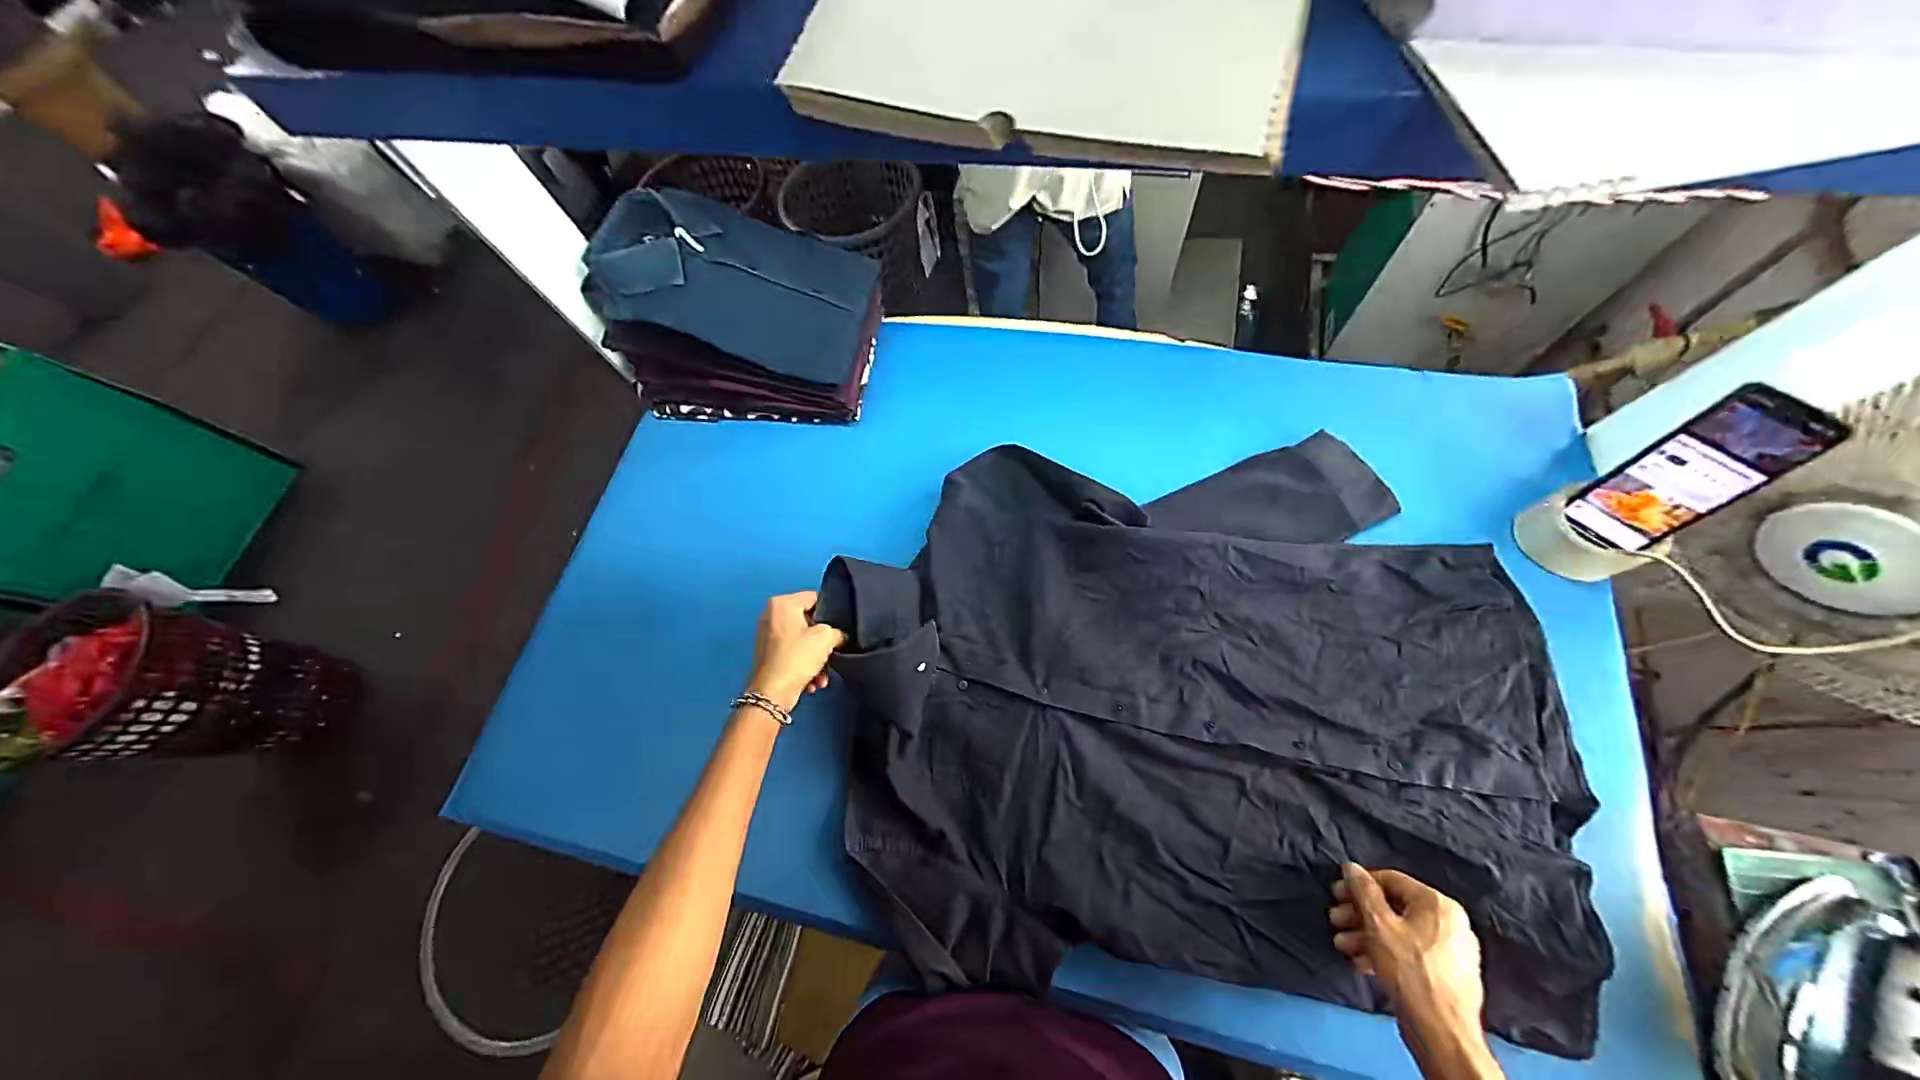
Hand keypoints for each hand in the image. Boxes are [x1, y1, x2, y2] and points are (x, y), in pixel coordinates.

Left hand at [746, 591, 845, 711]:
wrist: (772, 693)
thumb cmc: (797, 658)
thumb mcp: (826, 637)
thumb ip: (837, 630)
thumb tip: (837, 635)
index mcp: (782, 603)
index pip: (815, 598)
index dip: (831, 612)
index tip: (839, 627)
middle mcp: (771, 615)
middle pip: (809, 622)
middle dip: (823, 641)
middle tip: (832, 652)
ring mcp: (767, 635)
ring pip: (803, 641)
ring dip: (816, 658)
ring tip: (822, 675)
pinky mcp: (767, 655)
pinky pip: (793, 653)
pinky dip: (804, 665)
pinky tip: (813, 681)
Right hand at [1331, 865, 1502, 1079]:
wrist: (1442, 1033)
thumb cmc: (1410, 972)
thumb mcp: (1378, 925)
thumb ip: (1363, 891)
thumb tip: (1351, 868)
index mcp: (1438, 904)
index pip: (1391, 879)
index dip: (1359, 884)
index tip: (1336, 894)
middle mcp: (1449, 922)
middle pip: (1393, 906)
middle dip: (1359, 913)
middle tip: (1336, 920)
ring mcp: (1450, 950)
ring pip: (1398, 931)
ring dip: (1365, 934)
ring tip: (1343, 945)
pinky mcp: (1444, 973)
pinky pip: (1409, 952)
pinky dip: (1383, 952)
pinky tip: (1361, 962)